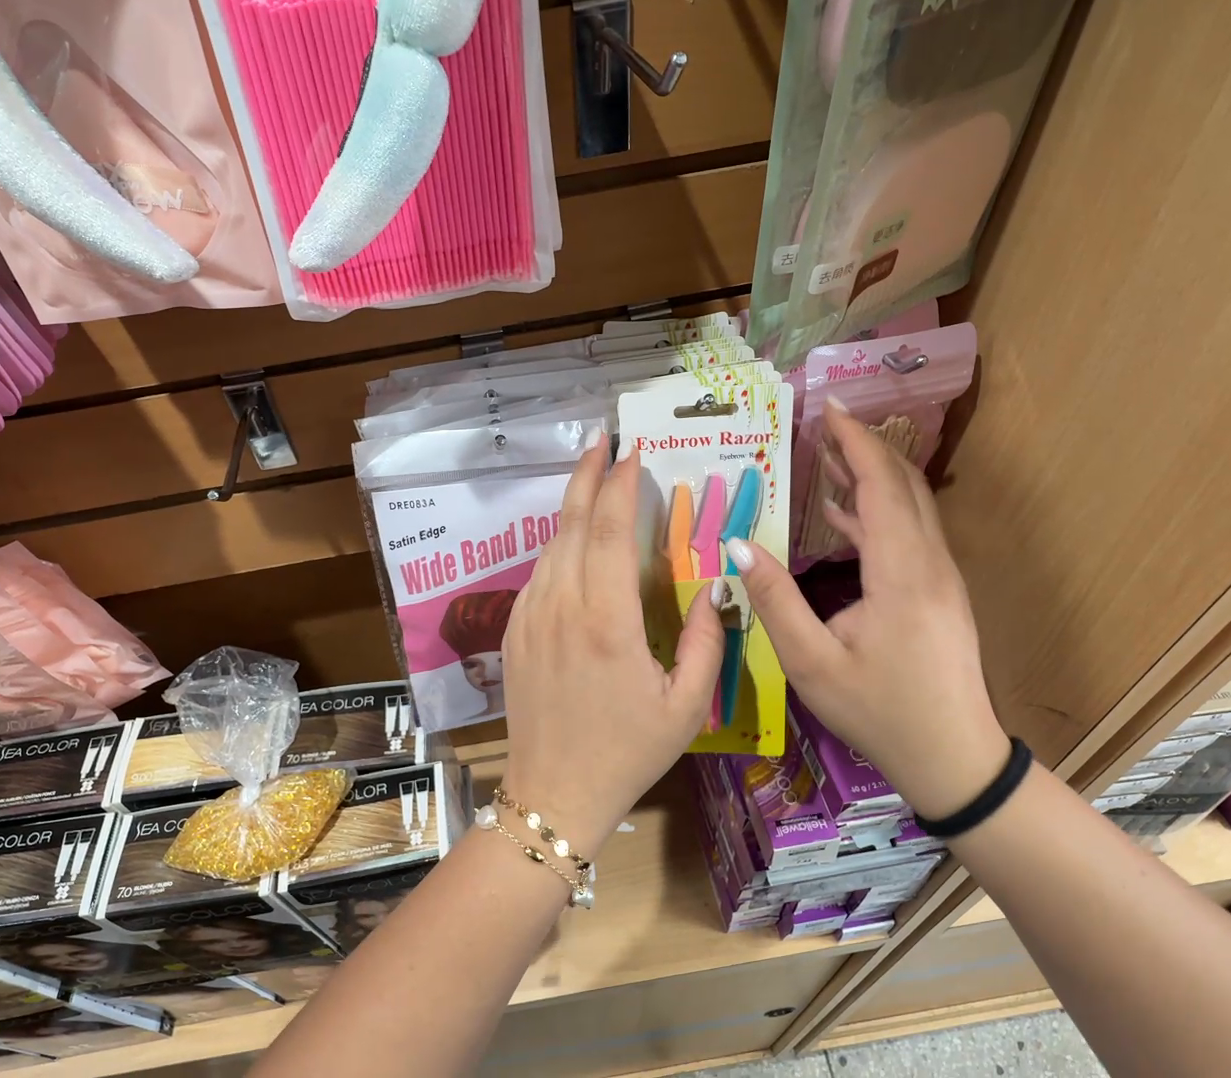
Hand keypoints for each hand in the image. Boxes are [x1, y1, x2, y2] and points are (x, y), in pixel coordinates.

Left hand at [500, 435, 726, 858]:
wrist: (553, 793)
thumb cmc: (628, 752)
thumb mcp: (686, 704)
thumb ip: (706, 639)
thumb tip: (717, 585)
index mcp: (606, 621)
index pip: (607, 530)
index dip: (618, 484)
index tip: (631, 451)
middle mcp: (561, 607)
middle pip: (571, 523)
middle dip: (587, 474)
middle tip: (602, 438)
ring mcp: (529, 617)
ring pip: (550, 546)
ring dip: (572, 509)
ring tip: (592, 480)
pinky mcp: (514, 632)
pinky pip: (538, 576)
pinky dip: (558, 548)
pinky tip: (574, 543)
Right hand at [725, 399, 1009, 819]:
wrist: (953, 757)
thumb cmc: (878, 711)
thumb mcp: (812, 663)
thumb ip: (774, 601)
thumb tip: (737, 546)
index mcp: (901, 573)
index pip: (880, 486)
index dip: (854, 443)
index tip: (827, 408)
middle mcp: (930, 564)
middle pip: (902, 486)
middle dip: (863, 447)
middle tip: (822, 421)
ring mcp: (940, 578)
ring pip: (910, 507)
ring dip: (871, 475)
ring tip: (826, 453)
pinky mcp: (939, 593)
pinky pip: (910, 533)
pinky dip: (877, 511)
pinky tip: (840, 512)